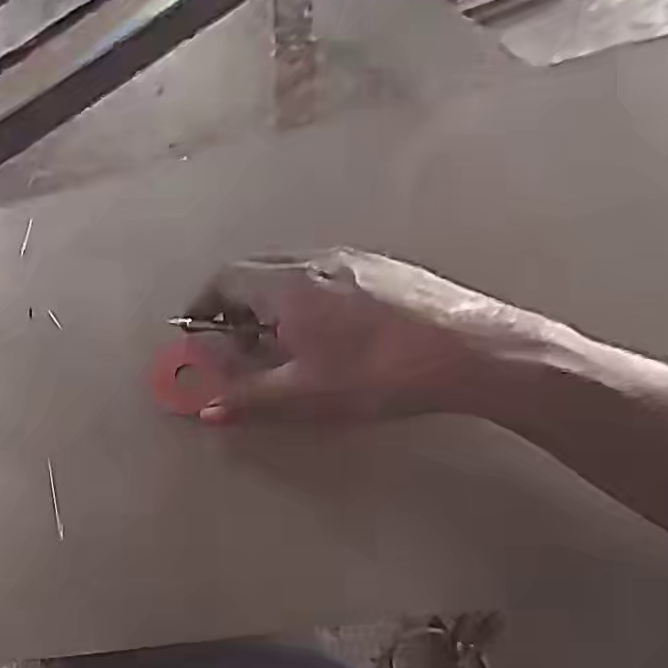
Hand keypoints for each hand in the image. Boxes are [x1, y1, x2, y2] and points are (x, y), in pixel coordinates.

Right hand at [184, 248, 566, 422]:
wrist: (472, 351)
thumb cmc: (380, 371)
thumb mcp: (304, 393)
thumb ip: (249, 398)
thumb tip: (208, 408)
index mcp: (289, 285)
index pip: (225, 279)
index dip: (202, 305)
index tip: (195, 331)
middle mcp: (316, 261)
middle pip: (254, 271)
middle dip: (232, 305)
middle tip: (232, 343)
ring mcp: (352, 259)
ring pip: (289, 271)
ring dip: (267, 301)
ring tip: (275, 342)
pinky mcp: (381, 269)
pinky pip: (321, 274)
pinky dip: (301, 297)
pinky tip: (322, 332)